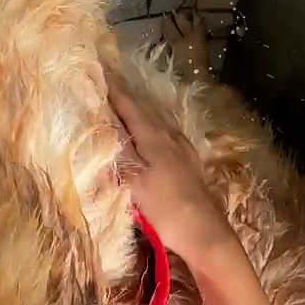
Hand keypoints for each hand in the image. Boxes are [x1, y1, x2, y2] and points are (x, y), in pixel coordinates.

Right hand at [107, 69, 238, 265]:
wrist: (206, 234)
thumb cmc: (166, 208)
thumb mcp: (134, 181)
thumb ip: (119, 148)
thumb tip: (102, 119)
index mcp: (154, 135)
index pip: (128, 104)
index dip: (112, 88)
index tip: (98, 70)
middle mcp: (170, 135)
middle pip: (144, 108)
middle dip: (125, 95)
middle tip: (107, 83)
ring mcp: (183, 148)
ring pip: (157, 119)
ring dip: (139, 109)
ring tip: (125, 102)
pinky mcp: (189, 162)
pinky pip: (166, 131)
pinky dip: (151, 124)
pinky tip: (153, 131)